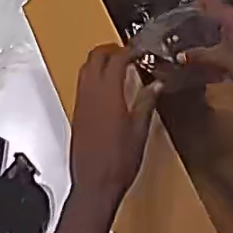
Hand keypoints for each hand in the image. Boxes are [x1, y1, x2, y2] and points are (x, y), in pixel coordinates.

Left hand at [69, 45, 159, 202]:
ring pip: (85, 67)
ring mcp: (80, 101)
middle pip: (95, 57)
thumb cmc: (119, 161)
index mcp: (107, 94)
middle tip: (128, 53)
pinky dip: (93, 74)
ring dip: (100, 60)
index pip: (115, 59)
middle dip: (111, 49)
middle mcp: (90, 93)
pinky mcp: (76, 111)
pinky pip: (82, 82)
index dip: (128, 51)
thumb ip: (146, 102)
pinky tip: (107, 85)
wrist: (94, 183)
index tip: (140, 51)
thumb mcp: (140, 130)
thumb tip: (156, 84)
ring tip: (119, 65)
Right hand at [180, 0, 232, 98]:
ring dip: (212, 27)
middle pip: (217, 10)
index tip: (178, 14)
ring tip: (196, 38)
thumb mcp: (222, 61)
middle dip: (200, 18)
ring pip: (227, 20)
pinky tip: (216, 47)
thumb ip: (199, 55)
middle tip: (183, 28)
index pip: (208, 1)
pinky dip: (223, 34)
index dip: (192, 5)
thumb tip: (179, 55)